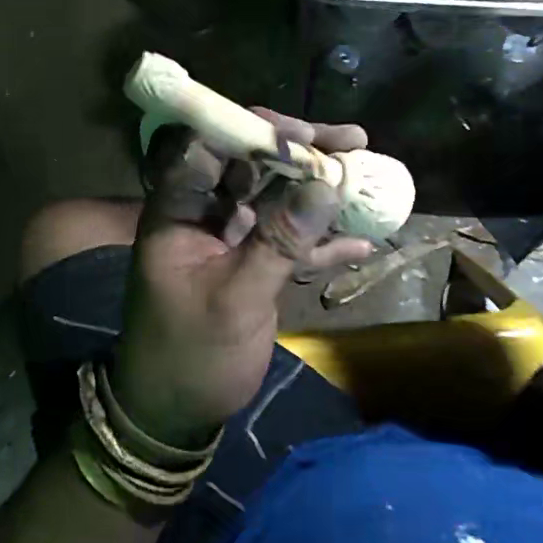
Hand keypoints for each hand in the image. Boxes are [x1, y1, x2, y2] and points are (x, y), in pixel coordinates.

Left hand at [115, 111, 376, 445]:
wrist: (175, 411)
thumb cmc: (191, 355)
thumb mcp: (236, 298)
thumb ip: (279, 241)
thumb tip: (326, 183)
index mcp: (177, 213)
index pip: (209, 148)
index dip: (255, 131)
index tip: (305, 135)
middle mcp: (200, 217)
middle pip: (248, 165)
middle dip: (297, 151)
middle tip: (352, 141)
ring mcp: (226, 241)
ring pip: (272, 198)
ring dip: (315, 189)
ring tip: (367, 173)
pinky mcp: (247, 266)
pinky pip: (284, 240)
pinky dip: (318, 240)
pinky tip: (361, 243)